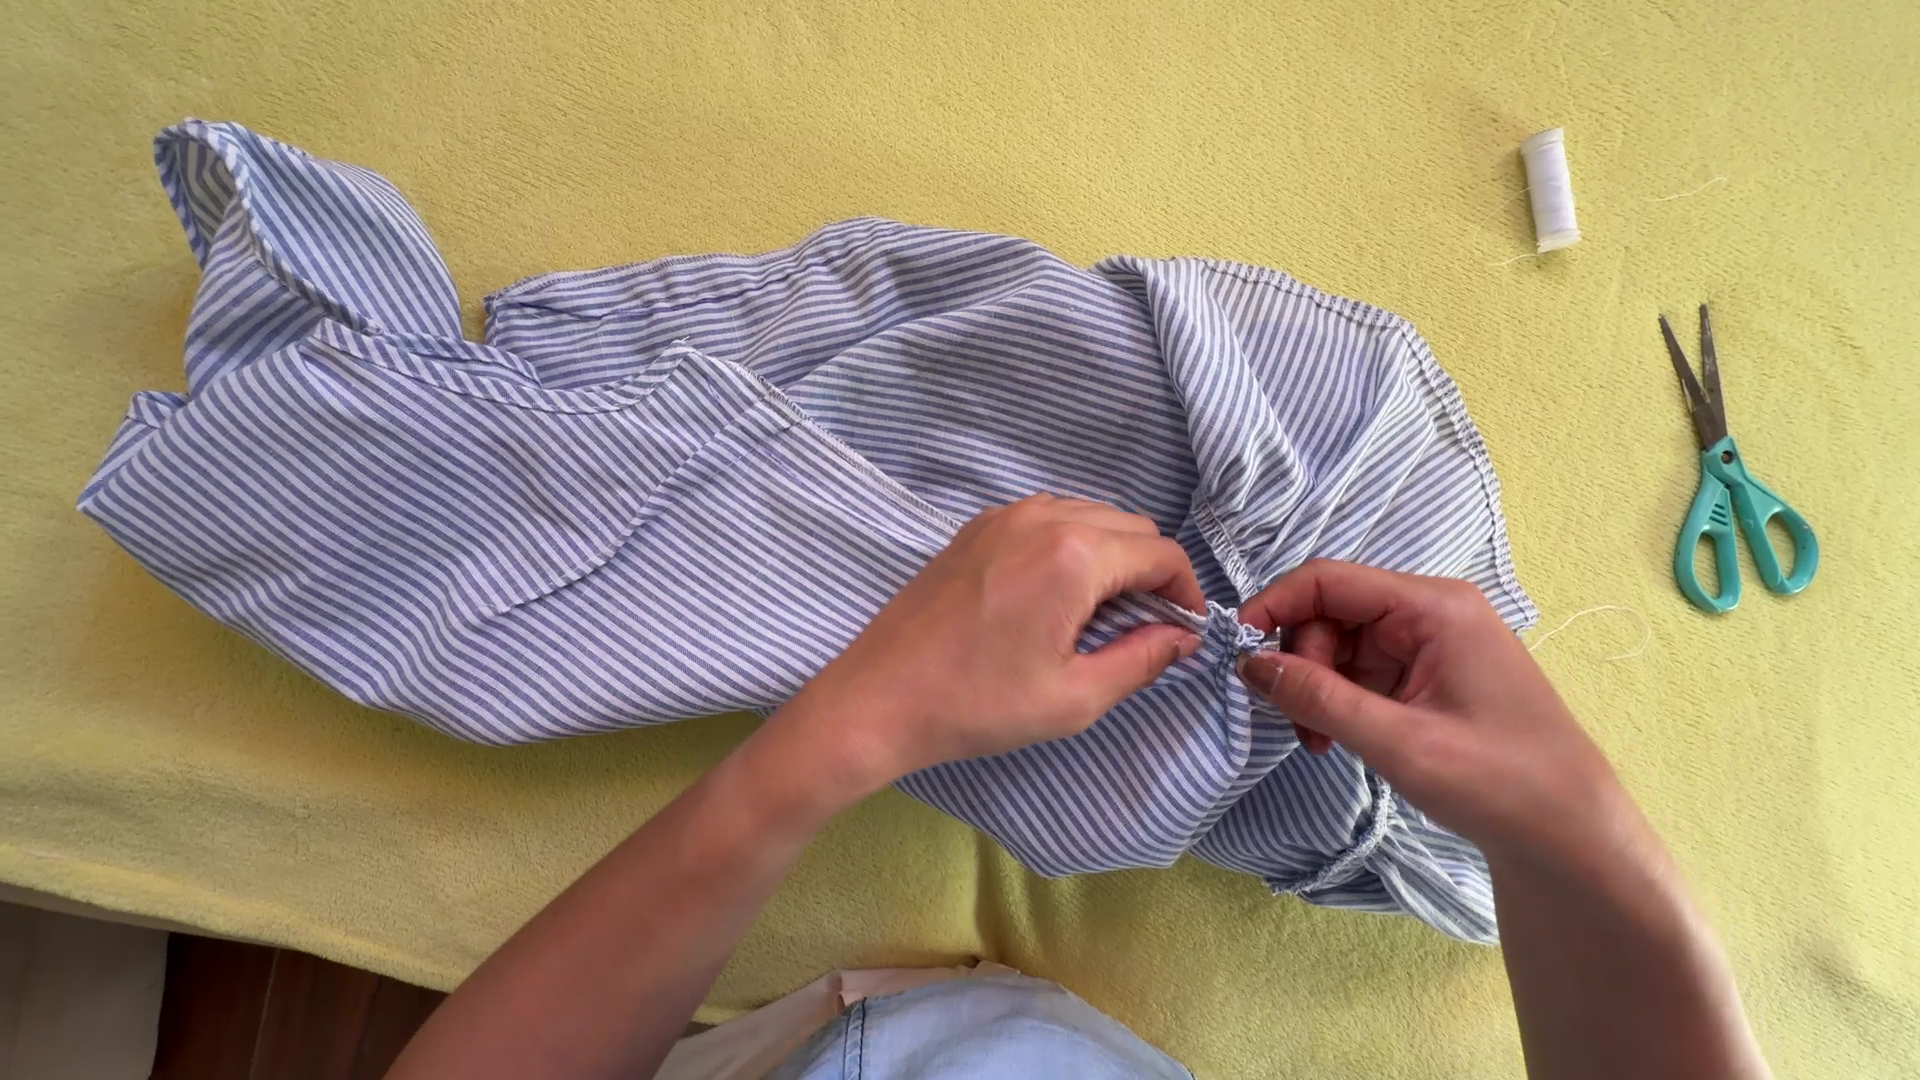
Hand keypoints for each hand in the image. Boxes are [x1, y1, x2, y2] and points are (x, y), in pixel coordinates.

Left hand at [794, 494, 1204, 790]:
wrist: (879, 697)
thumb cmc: (978, 705)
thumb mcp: (1074, 697)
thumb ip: (1143, 659)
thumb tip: (1182, 637)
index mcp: (1073, 554)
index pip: (1162, 552)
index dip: (1185, 592)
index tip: (1183, 631)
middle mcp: (1041, 517)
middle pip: (1129, 527)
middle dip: (1151, 572)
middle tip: (1143, 628)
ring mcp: (1002, 516)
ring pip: (1088, 516)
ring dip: (1111, 556)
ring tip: (1099, 614)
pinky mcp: (975, 528)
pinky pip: (1046, 519)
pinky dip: (1069, 547)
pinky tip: (1053, 594)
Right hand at [1234, 559, 1645, 876]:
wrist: (1572, 842)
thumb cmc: (1498, 783)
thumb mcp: (1397, 741)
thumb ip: (1316, 697)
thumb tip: (1246, 663)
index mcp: (1433, 607)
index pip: (1327, 580)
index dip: (1273, 606)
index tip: (1236, 650)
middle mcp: (1429, 612)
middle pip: (1328, 613)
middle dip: (1299, 662)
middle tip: (1296, 721)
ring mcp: (1428, 643)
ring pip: (1336, 644)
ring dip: (1314, 687)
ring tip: (1318, 739)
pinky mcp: (1425, 672)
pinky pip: (1356, 669)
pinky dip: (1335, 700)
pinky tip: (1336, 737)